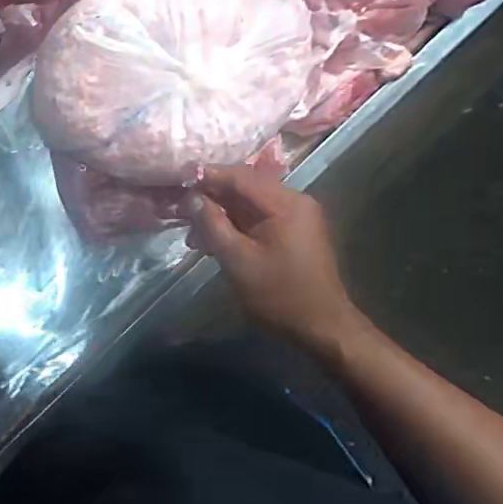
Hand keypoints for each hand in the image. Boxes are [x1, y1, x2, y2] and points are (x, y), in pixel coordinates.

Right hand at [188, 166, 360, 350]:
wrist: (322, 327)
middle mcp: (296, 201)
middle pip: (247, 188)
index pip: (240, 177)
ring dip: (224, 215)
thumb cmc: (279, 295)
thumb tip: (193, 198)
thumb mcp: (238, 260)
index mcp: (285, 203)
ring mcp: (300, 217)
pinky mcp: (298, 233)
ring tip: (195, 235)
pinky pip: (263, 219)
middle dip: (213, 198)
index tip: (179, 179)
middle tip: (181, 211)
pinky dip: (239, 226)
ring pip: (253, 205)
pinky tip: (218, 242)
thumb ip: (213, 224)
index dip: (208, 177)